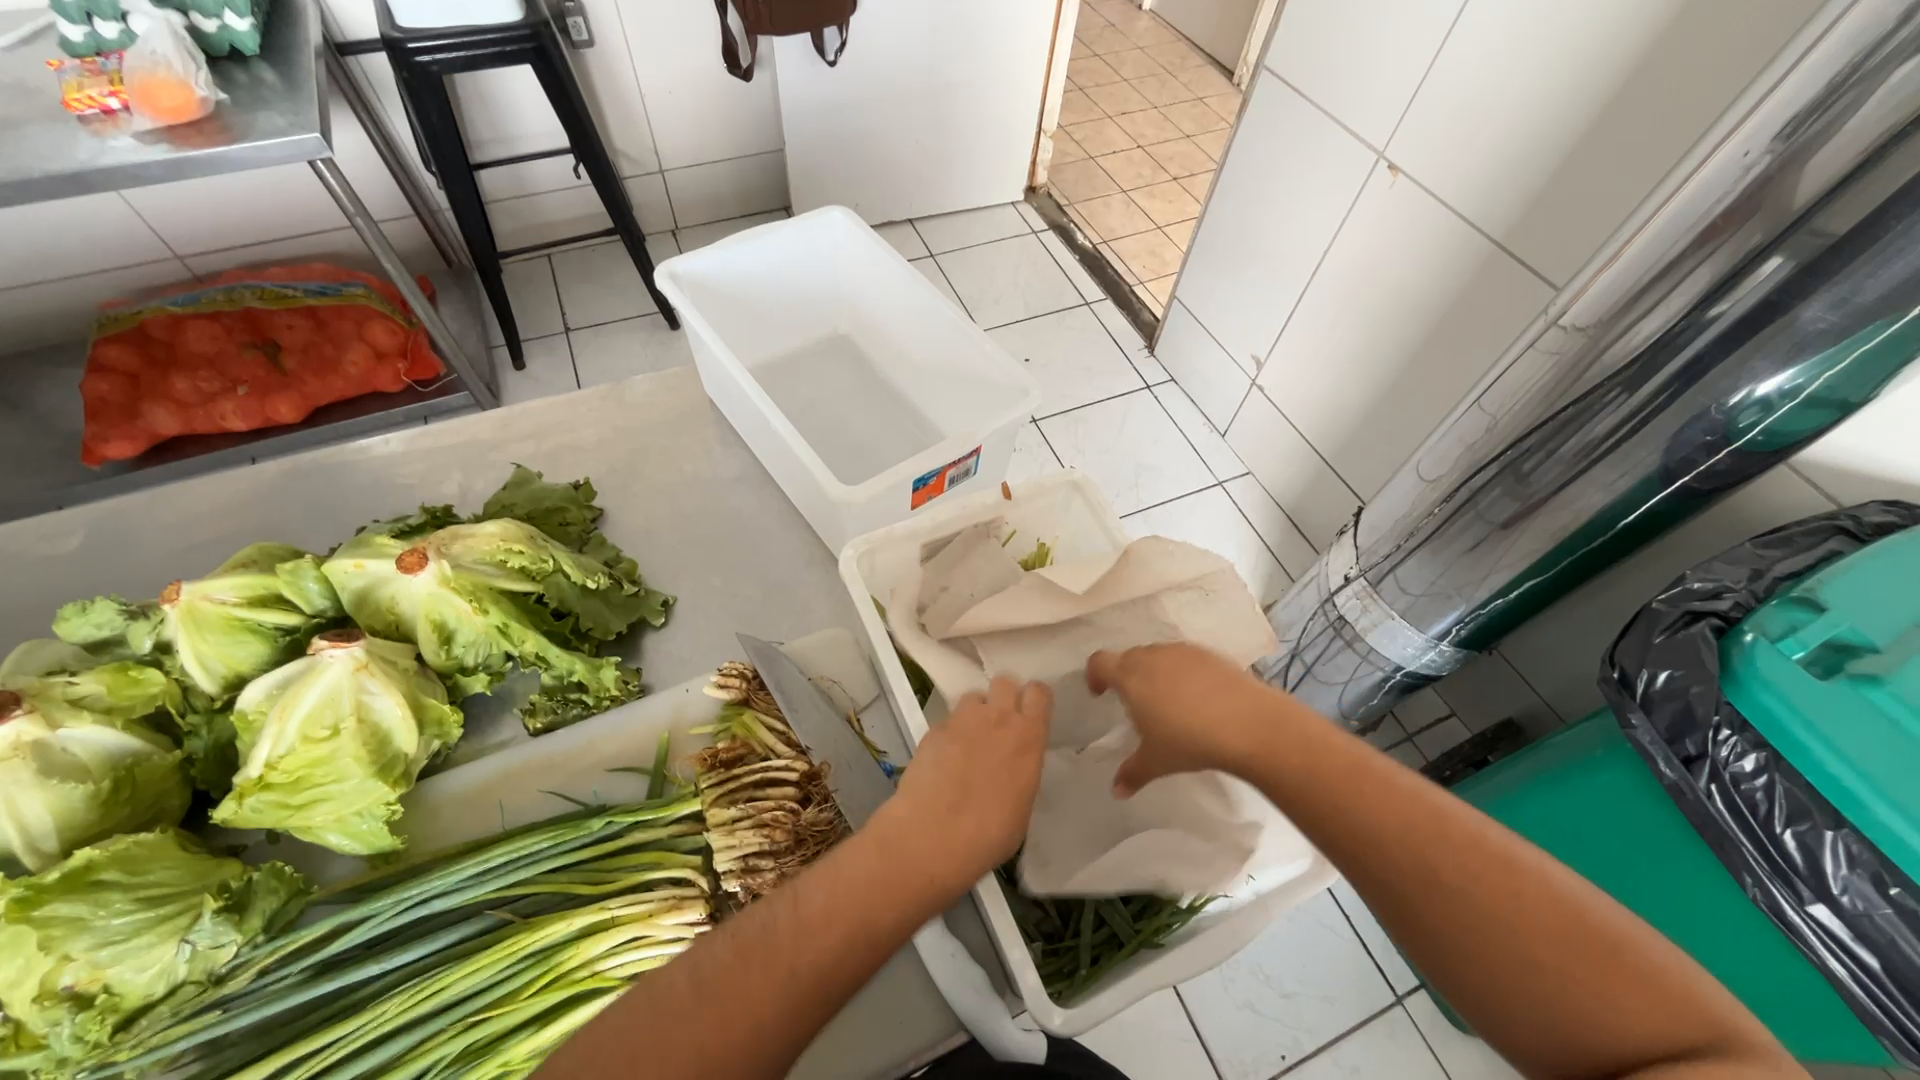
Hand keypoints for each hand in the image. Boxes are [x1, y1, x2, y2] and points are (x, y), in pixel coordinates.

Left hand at [884, 676, 1051, 887]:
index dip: (1035, 700)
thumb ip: (1022, 771)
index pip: (1039, 693)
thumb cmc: (990, 833)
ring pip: (973, 696)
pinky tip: (944, 760)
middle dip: (1004, 696)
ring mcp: (961, 721)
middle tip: (1000, 724)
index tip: (1031, 715)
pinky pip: (947, 720)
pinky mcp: (932, 730)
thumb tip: (1012, 768)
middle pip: (1004, 681)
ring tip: (969, 740)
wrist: (933, 835)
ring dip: (975, 712)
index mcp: (1028, 736)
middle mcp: (997, 719)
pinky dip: (949, 734)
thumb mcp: (1023, 804)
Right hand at [1088, 643, 1277, 797]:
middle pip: (1129, 657)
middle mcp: (1153, 657)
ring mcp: (1184, 652)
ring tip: (1168, 701)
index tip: (1100, 694)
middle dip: (1126, 675)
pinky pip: (1187, 659)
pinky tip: (1199, 698)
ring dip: (1155, 672)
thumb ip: (1132, 773)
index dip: (1095, 676)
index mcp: (1130, 676)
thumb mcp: (1156, 761)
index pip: (1099, 662)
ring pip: (1159, 655)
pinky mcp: (1212, 655)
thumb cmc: (1190, 740)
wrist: (1250, 724)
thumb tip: (1116, 791)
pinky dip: (1185, 673)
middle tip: (1135, 702)